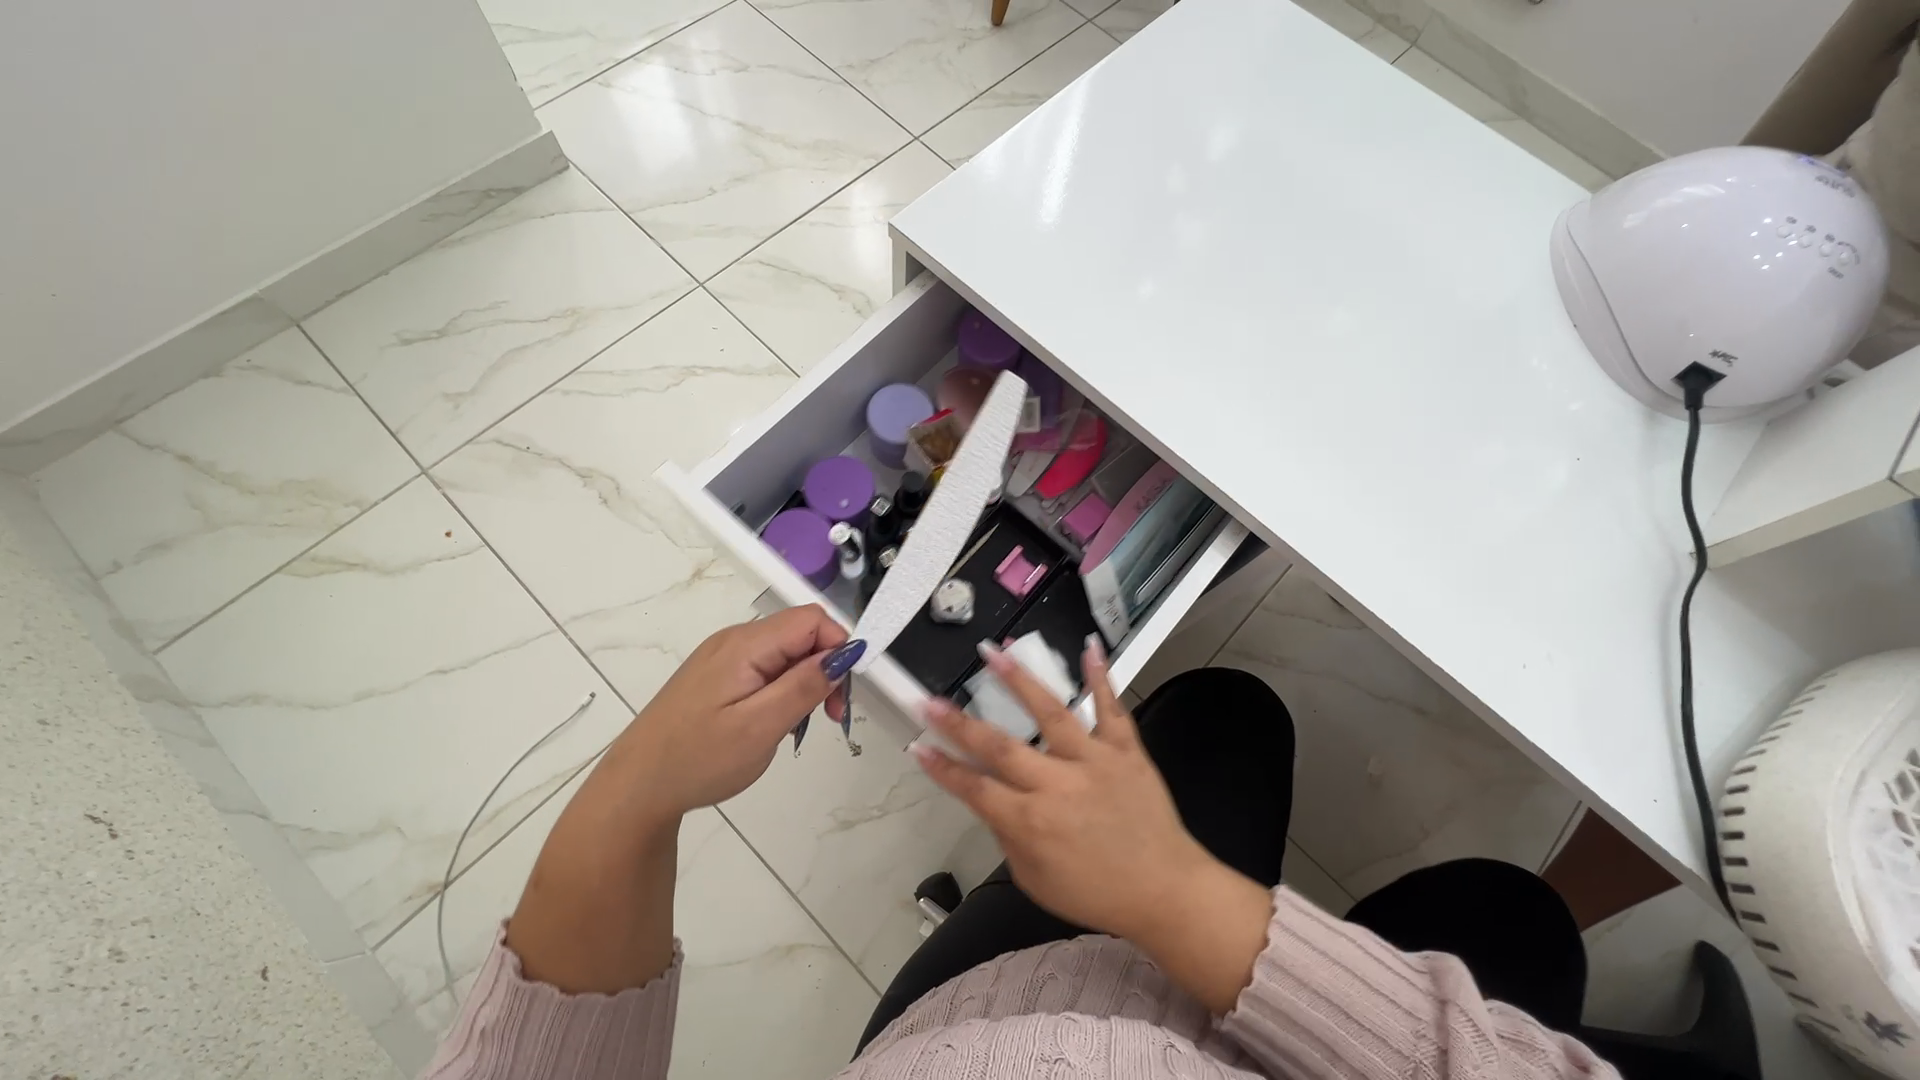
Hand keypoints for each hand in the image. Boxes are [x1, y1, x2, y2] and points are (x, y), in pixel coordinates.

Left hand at [607, 605, 853, 824]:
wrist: (636, 788)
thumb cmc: (698, 759)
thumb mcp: (760, 727)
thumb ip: (804, 686)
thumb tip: (845, 653)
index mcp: (745, 645)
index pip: (812, 619)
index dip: (838, 648)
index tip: (840, 695)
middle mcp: (735, 640)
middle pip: (800, 634)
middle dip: (825, 669)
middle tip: (826, 718)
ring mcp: (723, 657)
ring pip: (785, 653)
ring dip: (805, 683)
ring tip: (795, 726)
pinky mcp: (717, 676)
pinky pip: (765, 668)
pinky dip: (782, 690)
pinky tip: (773, 722)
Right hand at [912, 638, 1218, 942]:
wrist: (1166, 892)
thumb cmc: (1096, 893)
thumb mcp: (1035, 881)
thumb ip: (1007, 836)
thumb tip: (990, 798)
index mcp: (1031, 823)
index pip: (974, 788)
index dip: (942, 767)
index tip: (917, 744)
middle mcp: (1057, 785)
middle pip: (999, 747)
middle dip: (958, 723)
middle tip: (927, 698)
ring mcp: (1095, 762)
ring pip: (1051, 714)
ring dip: (1018, 680)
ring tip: (993, 653)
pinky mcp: (1127, 752)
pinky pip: (1112, 710)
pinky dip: (1101, 678)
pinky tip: (1089, 646)